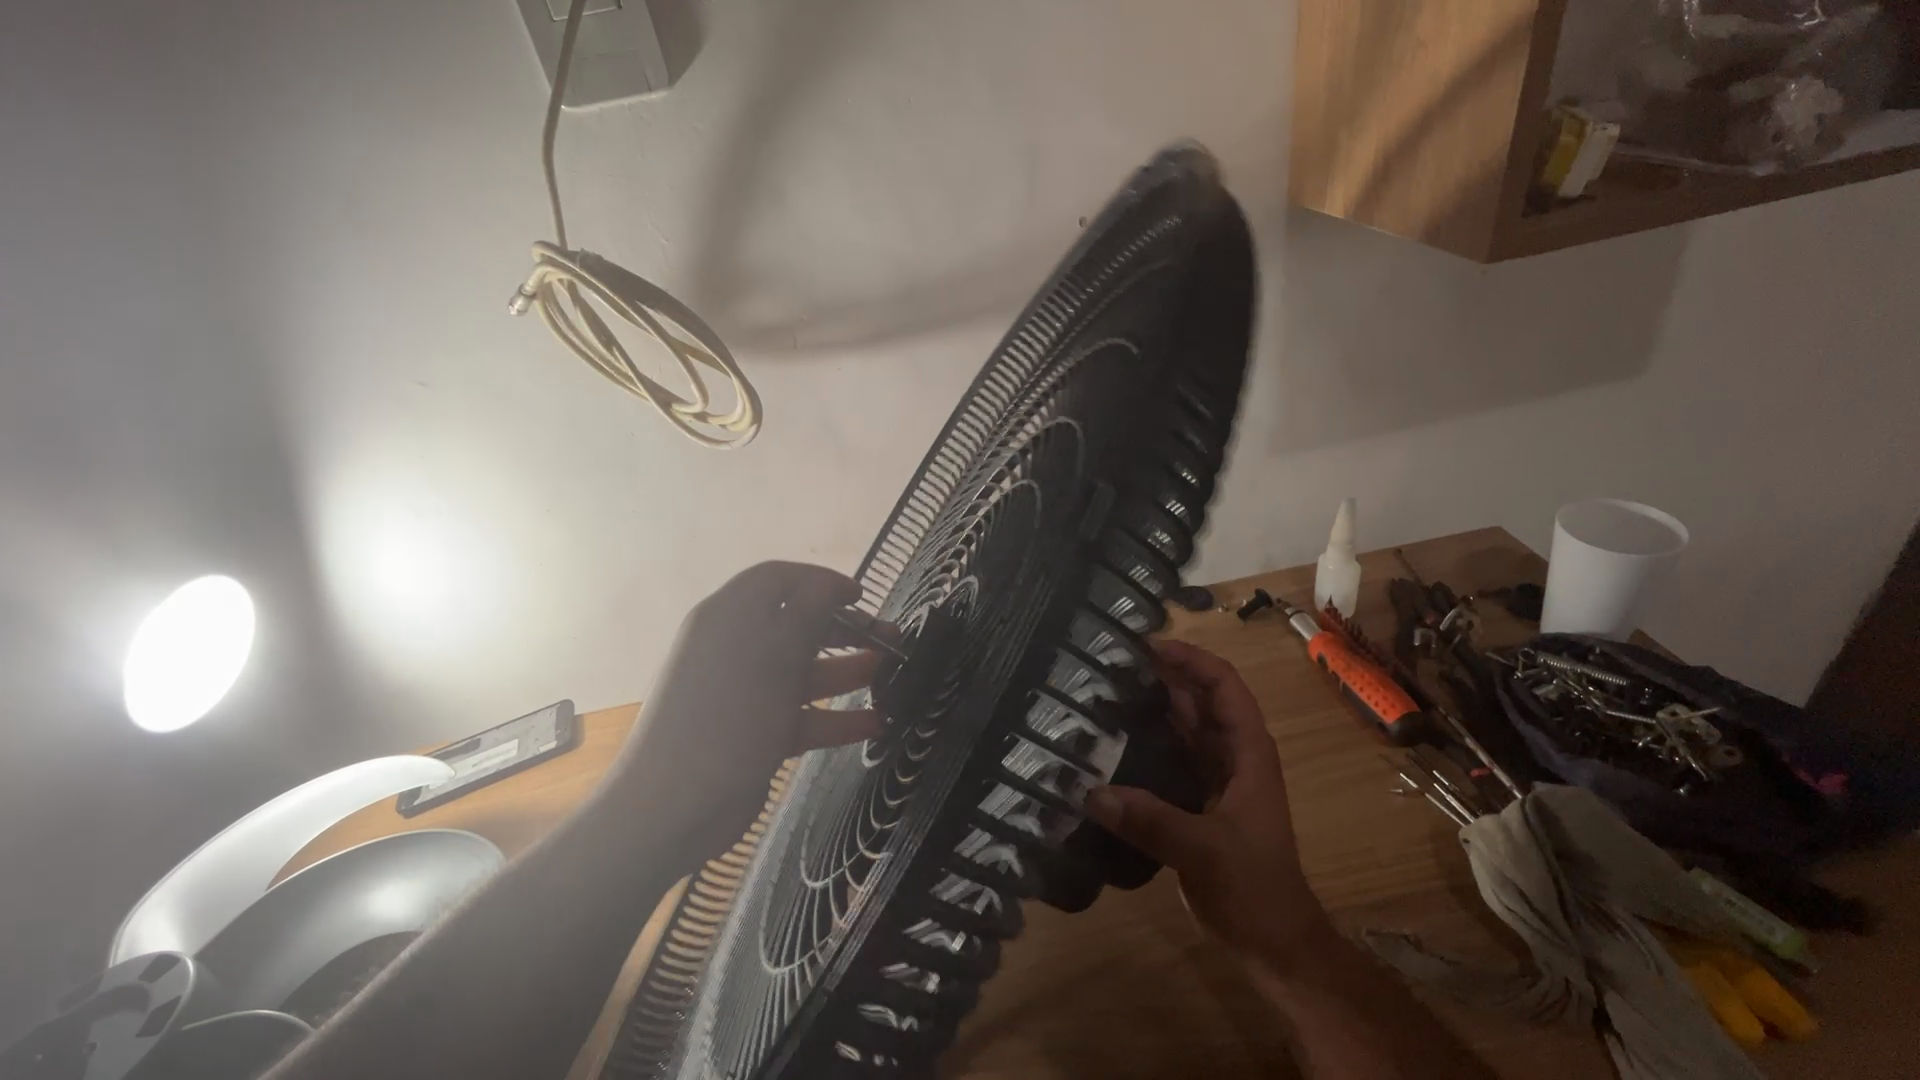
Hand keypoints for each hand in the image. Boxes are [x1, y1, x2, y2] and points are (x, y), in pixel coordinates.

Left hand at [615, 562, 889, 870]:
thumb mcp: (776, 651)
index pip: (778, 578)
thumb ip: (809, 610)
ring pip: (804, 671)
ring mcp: (746, 692)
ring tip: (893, 674)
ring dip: (849, 671)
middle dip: (846, 628)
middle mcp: (737, 646)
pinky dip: (837, 717)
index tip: (862, 595)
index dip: (821, 581)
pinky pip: (802, 714)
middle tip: (891, 638)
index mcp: (731, 615)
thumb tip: (831, 584)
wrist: (678, 803)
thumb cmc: (731, 711)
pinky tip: (876, 722)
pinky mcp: (755, 731)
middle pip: (798, 624)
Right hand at [1084, 640, 1332, 961]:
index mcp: (1248, 753)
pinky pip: (1171, 761)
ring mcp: (1217, 781)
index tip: (1149, 645)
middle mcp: (1233, 758)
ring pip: (1184, 730)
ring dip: (1153, 710)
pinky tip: (1109, 746)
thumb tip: (1091, 793)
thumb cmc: (1254, 887)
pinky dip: (1146, 747)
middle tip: (1112, 664)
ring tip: (1105, 693)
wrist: (1273, 941)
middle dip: (1164, 677)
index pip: (1224, 686)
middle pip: (1200, 702)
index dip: (1192, 659)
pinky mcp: (1199, 805)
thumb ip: (1151, 821)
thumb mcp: (1204, 851)